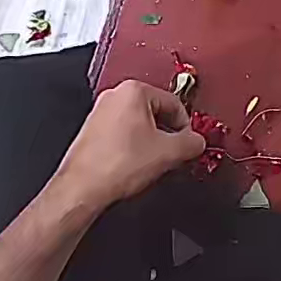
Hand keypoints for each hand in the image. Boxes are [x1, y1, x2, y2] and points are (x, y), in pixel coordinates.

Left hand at [51, 80, 207, 209]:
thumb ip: (191, 142)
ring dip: (151, 142)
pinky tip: (134, 165)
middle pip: (157, 112)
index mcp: (134, 91)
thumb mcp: (169, 153)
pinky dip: (134, 147)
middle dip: (168, 134)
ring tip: (152, 162)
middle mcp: (115, 96)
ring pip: (140, 124)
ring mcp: (101, 113)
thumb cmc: (116, 165)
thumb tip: (197, 142)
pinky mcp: (93, 131)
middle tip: (172, 153)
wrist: (82, 188)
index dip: (186, 126)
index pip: (175, 104)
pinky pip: (123, 133)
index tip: (188, 142)